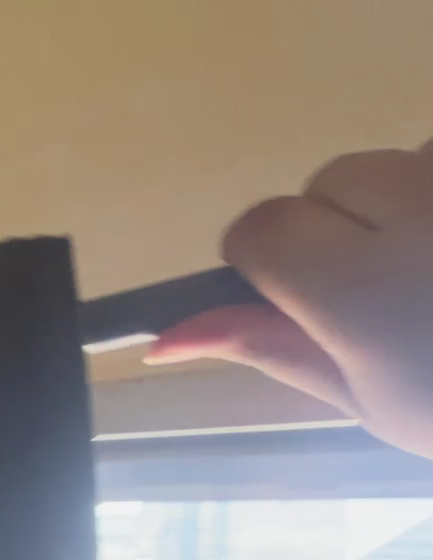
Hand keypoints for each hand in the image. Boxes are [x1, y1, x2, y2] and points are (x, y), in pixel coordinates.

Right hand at [146, 138, 432, 457]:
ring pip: (420, 153)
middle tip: (386, 274)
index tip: (293, 289)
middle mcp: (430, 216)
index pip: (261, 226)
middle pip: (337, 176)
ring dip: (420, 194)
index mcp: (363, 287)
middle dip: (342, 217)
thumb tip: (161, 342)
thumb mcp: (367, 398)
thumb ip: (269, 348)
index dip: (262, 256)